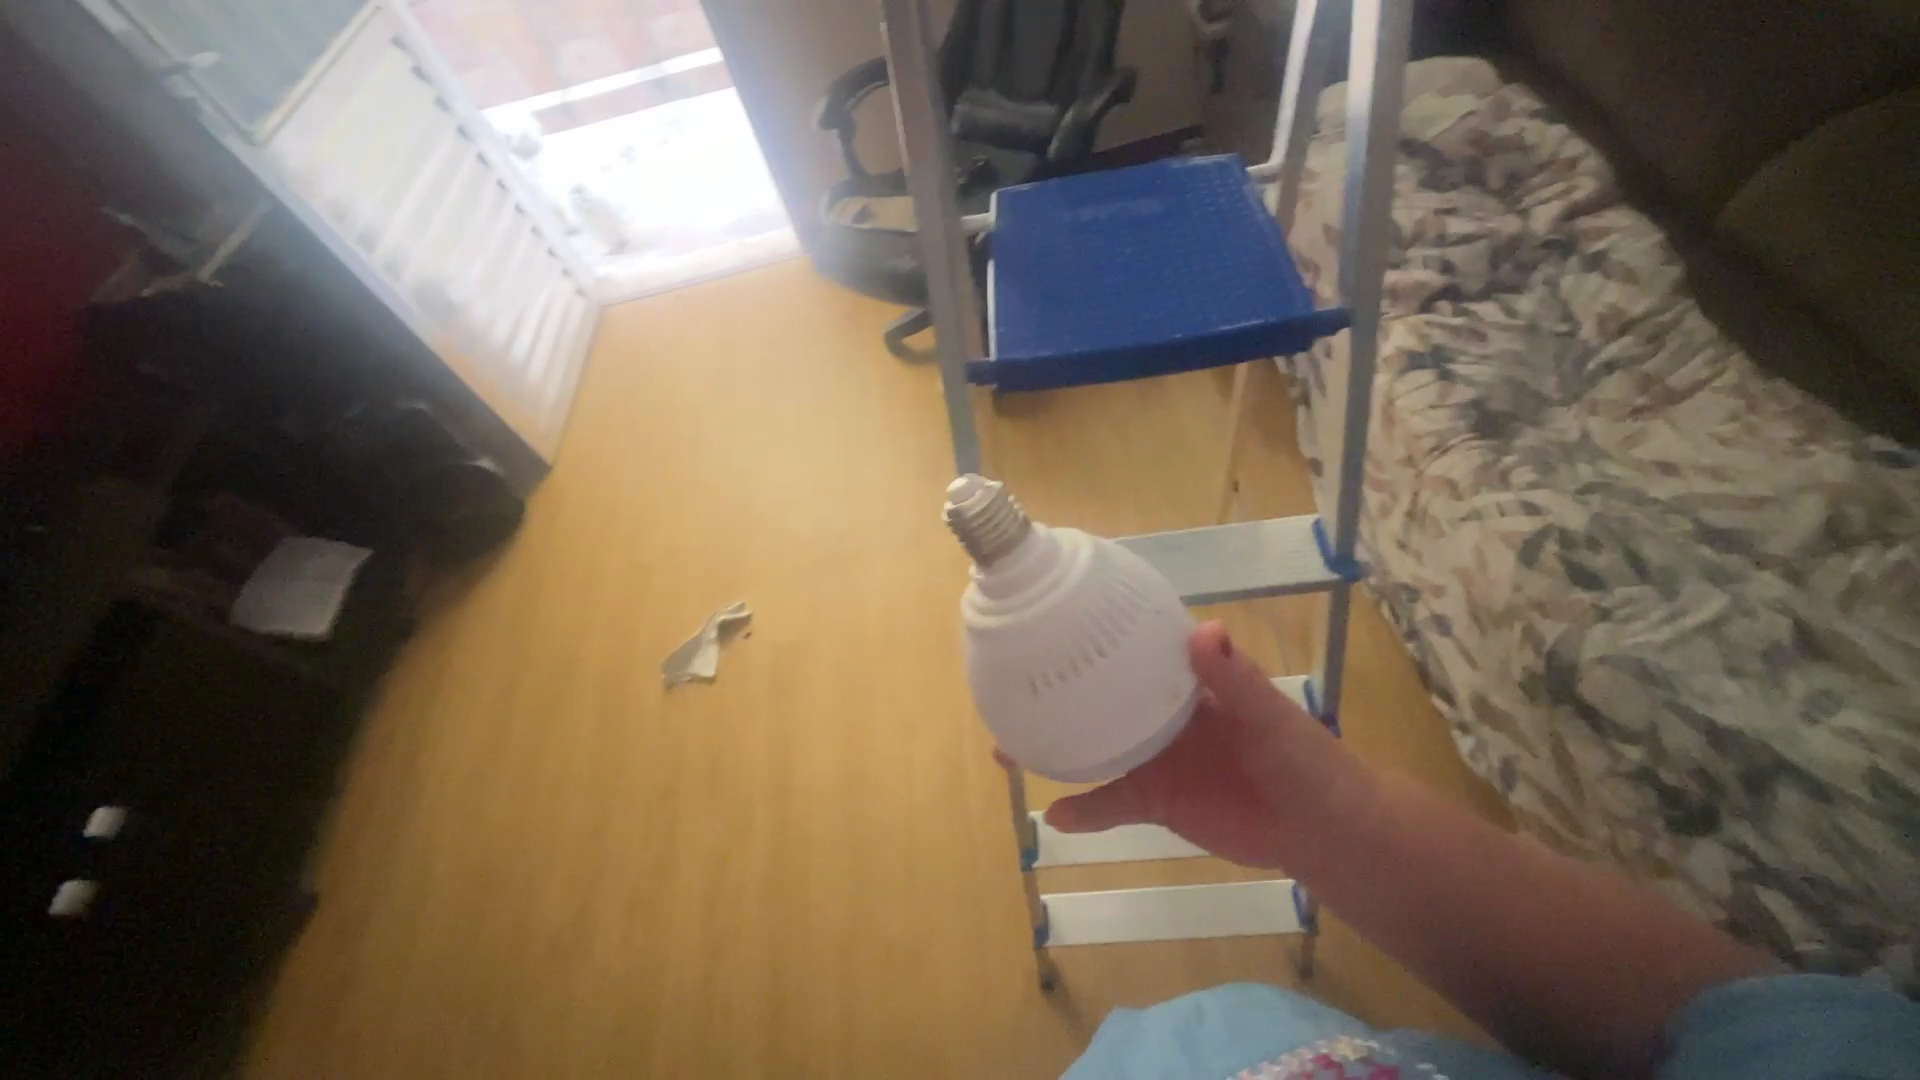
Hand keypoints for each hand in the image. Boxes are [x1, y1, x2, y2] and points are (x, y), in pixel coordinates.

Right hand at [1039, 621, 1348, 868]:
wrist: (1320, 829)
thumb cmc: (1302, 758)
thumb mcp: (1269, 715)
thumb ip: (1235, 678)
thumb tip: (1204, 630)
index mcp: (1184, 679)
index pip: (1131, 647)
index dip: (1094, 634)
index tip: (1049, 618)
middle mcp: (1159, 712)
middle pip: (1098, 696)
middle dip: (1057, 691)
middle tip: (1008, 686)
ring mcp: (1153, 756)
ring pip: (1093, 748)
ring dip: (1054, 748)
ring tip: (1007, 748)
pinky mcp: (1155, 800)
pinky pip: (1111, 804)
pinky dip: (1085, 811)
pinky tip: (1053, 817)